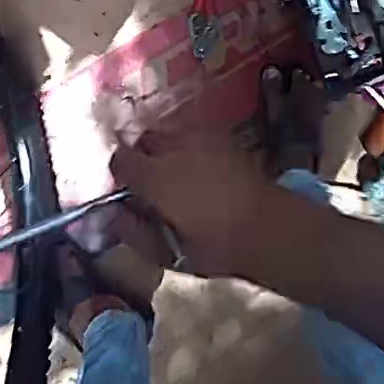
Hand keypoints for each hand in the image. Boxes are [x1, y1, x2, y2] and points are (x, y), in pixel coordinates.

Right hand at [110, 129, 275, 277]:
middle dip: (141, 157)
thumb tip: (114, 215)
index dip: (119, 172)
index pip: (119, 160)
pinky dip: (186, 144)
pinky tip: (198, 165)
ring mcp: (195, 136)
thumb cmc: (217, 246)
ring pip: (165, 132)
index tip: (126, 189)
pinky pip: (189, 132)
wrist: (270, 229)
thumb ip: (136, 232)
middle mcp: (170, 148)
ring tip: (175, 172)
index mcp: (154, 177)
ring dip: (163, 148)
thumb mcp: (170, 252)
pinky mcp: (217, 134)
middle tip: (150, 182)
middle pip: (141, 140)